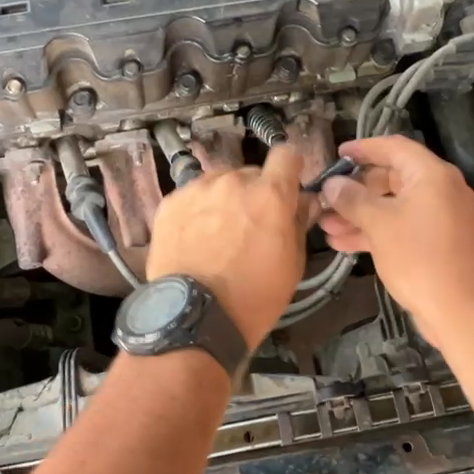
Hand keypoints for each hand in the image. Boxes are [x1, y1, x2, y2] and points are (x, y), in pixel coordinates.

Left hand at [146, 146, 308, 347]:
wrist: (193, 318)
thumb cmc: (253, 297)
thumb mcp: (292, 264)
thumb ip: (298, 222)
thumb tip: (303, 200)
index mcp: (269, 194)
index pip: (286, 154)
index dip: (290, 168)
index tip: (287, 183)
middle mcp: (233, 181)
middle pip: (251, 173)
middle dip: (255, 193)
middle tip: (251, 224)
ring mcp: (197, 189)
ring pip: (219, 183)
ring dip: (225, 199)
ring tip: (218, 234)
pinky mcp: (170, 202)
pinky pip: (192, 196)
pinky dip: (197, 211)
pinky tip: (195, 239)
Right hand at [319, 136, 473, 348]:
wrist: (462, 312)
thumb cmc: (419, 257)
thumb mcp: (379, 223)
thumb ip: (352, 198)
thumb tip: (332, 184)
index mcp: (431, 174)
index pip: (393, 147)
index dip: (363, 148)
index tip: (336, 153)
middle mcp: (440, 189)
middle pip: (392, 176)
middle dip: (356, 189)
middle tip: (326, 196)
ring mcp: (441, 217)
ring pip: (393, 205)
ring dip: (360, 214)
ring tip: (325, 226)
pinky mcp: (437, 242)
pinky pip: (402, 226)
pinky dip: (376, 231)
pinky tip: (343, 244)